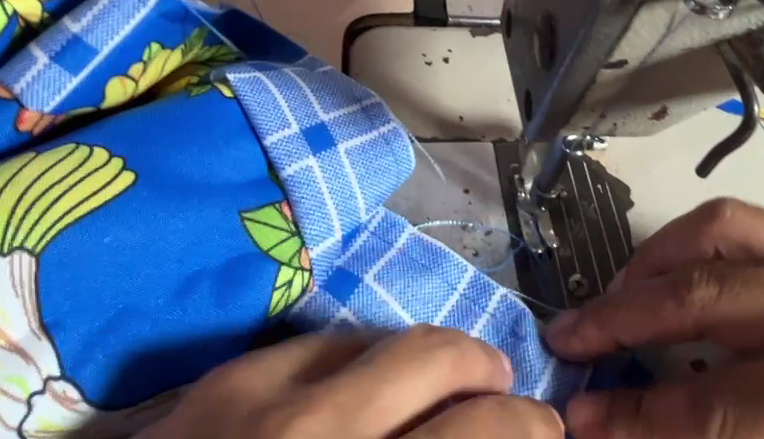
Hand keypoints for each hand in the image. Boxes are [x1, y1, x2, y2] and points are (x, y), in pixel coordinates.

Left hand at [143, 325, 562, 438]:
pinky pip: (315, 342)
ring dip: (424, 355)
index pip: (480, 431)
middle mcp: (320, 431)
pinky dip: (356, 356)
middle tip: (504, 393)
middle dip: (487, 370)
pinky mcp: (219, 382)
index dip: (527, 423)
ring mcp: (262, 396)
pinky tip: (360, 380)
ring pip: (376, 335)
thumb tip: (493, 438)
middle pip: (433, 357)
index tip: (544, 428)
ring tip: (442, 376)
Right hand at [543, 199, 763, 438]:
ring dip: (655, 263)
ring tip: (611, 295)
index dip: (635, 418)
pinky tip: (677, 271)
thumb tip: (663, 429)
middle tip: (568, 340)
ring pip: (726, 235)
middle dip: (623, 320)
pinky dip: (703, 245)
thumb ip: (754, 437)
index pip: (713, 404)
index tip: (580, 420)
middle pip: (704, 298)